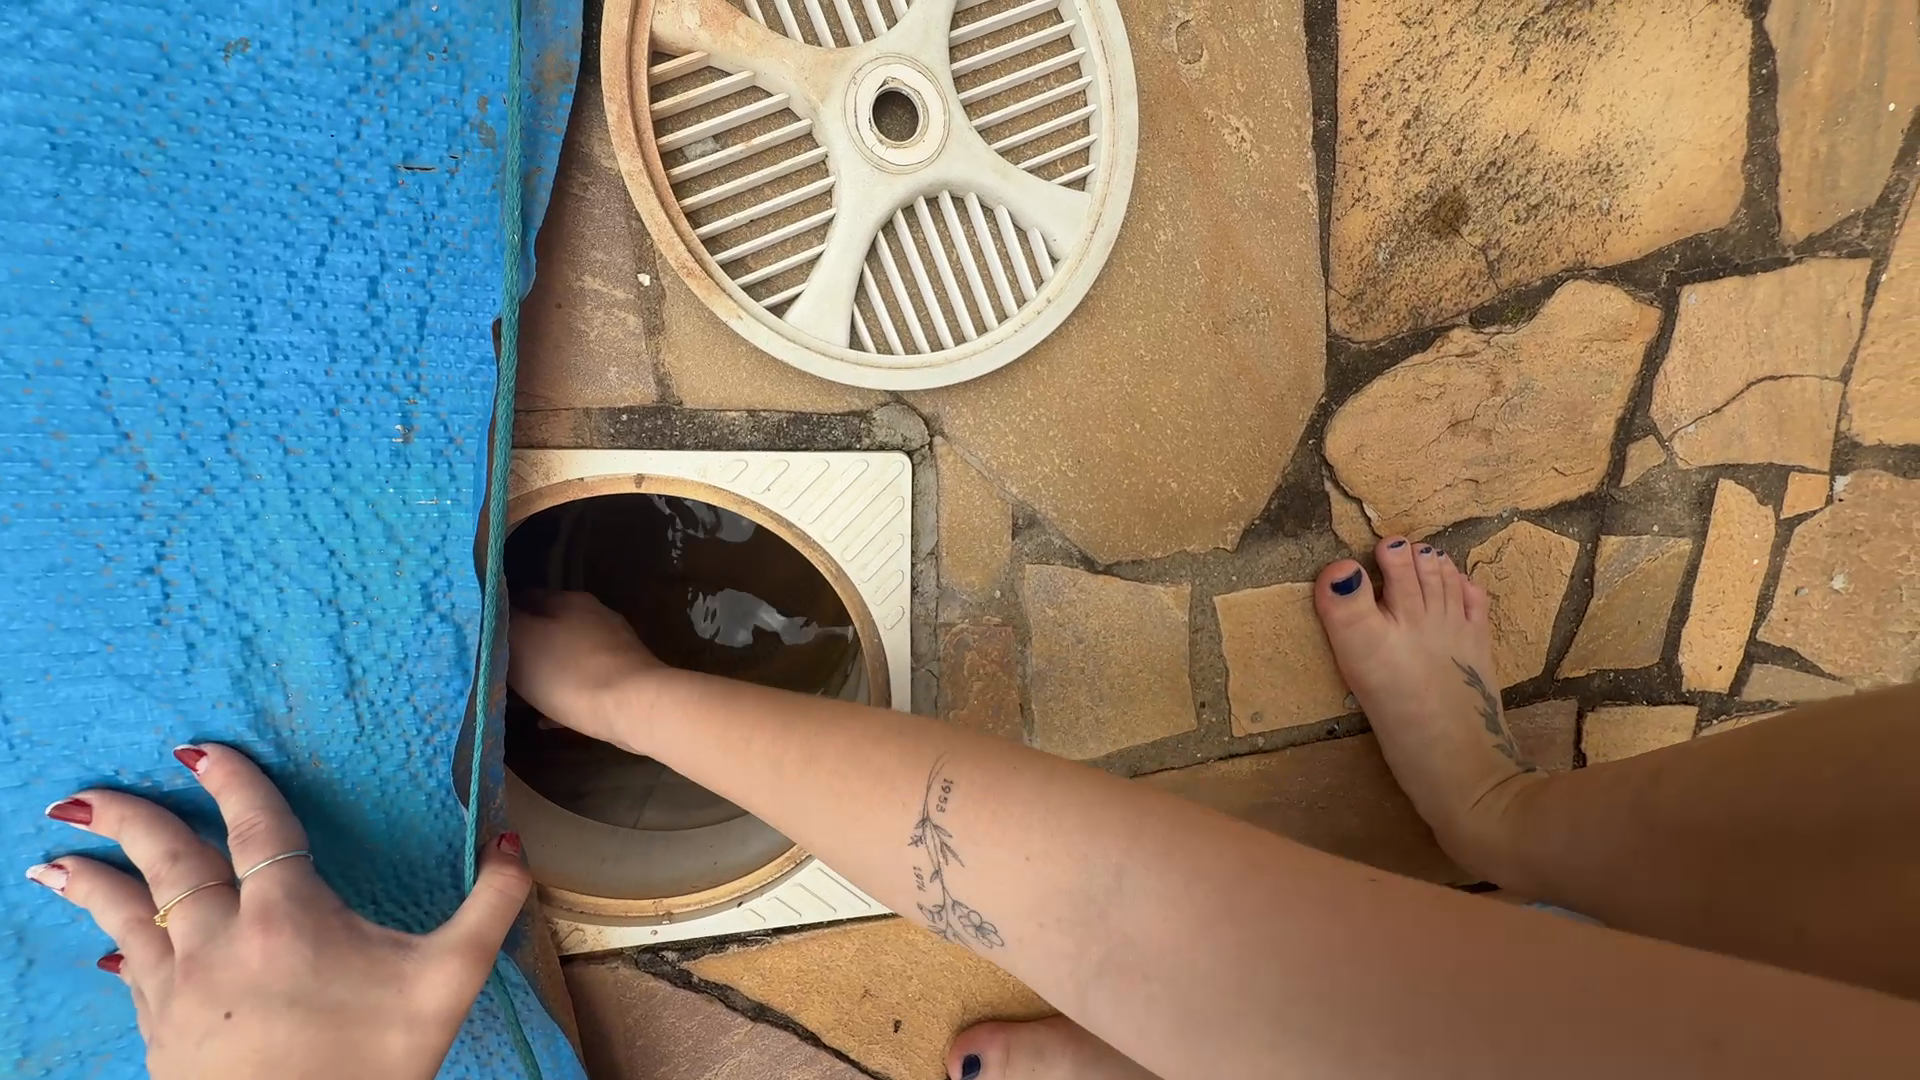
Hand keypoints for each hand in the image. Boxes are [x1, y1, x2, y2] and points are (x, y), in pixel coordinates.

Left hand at [28, 743, 530, 1079]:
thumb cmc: (376, 1056)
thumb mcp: (454, 973)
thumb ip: (494, 899)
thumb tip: (514, 840)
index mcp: (288, 916)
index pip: (253, 831)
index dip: (233, 785)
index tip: (201, 751)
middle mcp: (220, 944)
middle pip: (169, 868)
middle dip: (135, 823)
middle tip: (94, 793)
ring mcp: (179, 994)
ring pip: (129, 921)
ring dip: (94, 883)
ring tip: (55, 861)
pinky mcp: (161, 1038)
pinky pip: (131, 972)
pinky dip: (116, 941)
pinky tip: (106, 944)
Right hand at [508, 589, 662, 748]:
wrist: (633, 705)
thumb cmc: (569, 671)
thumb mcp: (522, 641)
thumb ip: (504, 623)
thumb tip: (494, 611)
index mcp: (571, 601)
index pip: (525, 597)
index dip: (499, 615)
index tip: (477, 636)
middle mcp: (596, 617)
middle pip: (547, 628)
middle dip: (520, 648)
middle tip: (492, 670)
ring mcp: (613, 648)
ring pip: (565, 658)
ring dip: (541, 675)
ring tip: (514, 697)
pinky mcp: (623, 677)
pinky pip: (583, 685)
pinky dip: (562, 698)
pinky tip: (545, 720)